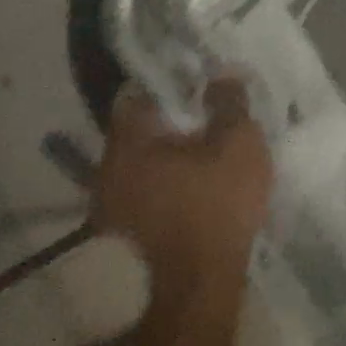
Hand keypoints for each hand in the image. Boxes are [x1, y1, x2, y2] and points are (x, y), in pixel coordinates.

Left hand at [93, 78, 273, 287]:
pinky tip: (196, 172)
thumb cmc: (218, 199)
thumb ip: (229, 102)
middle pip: (137, 127)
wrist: (201, 274)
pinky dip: (167, 170)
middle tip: (208, 103)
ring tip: (207, 137)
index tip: (196, 72)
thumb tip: (222, 71)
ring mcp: (110, 201)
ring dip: (170, 145)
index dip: (167, 79)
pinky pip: (145, 181)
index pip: (135, 95)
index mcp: (129, 144)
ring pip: (141, 157)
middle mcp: (107, 169)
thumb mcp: (238, 140)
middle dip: (172, 114)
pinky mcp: (125, 224)